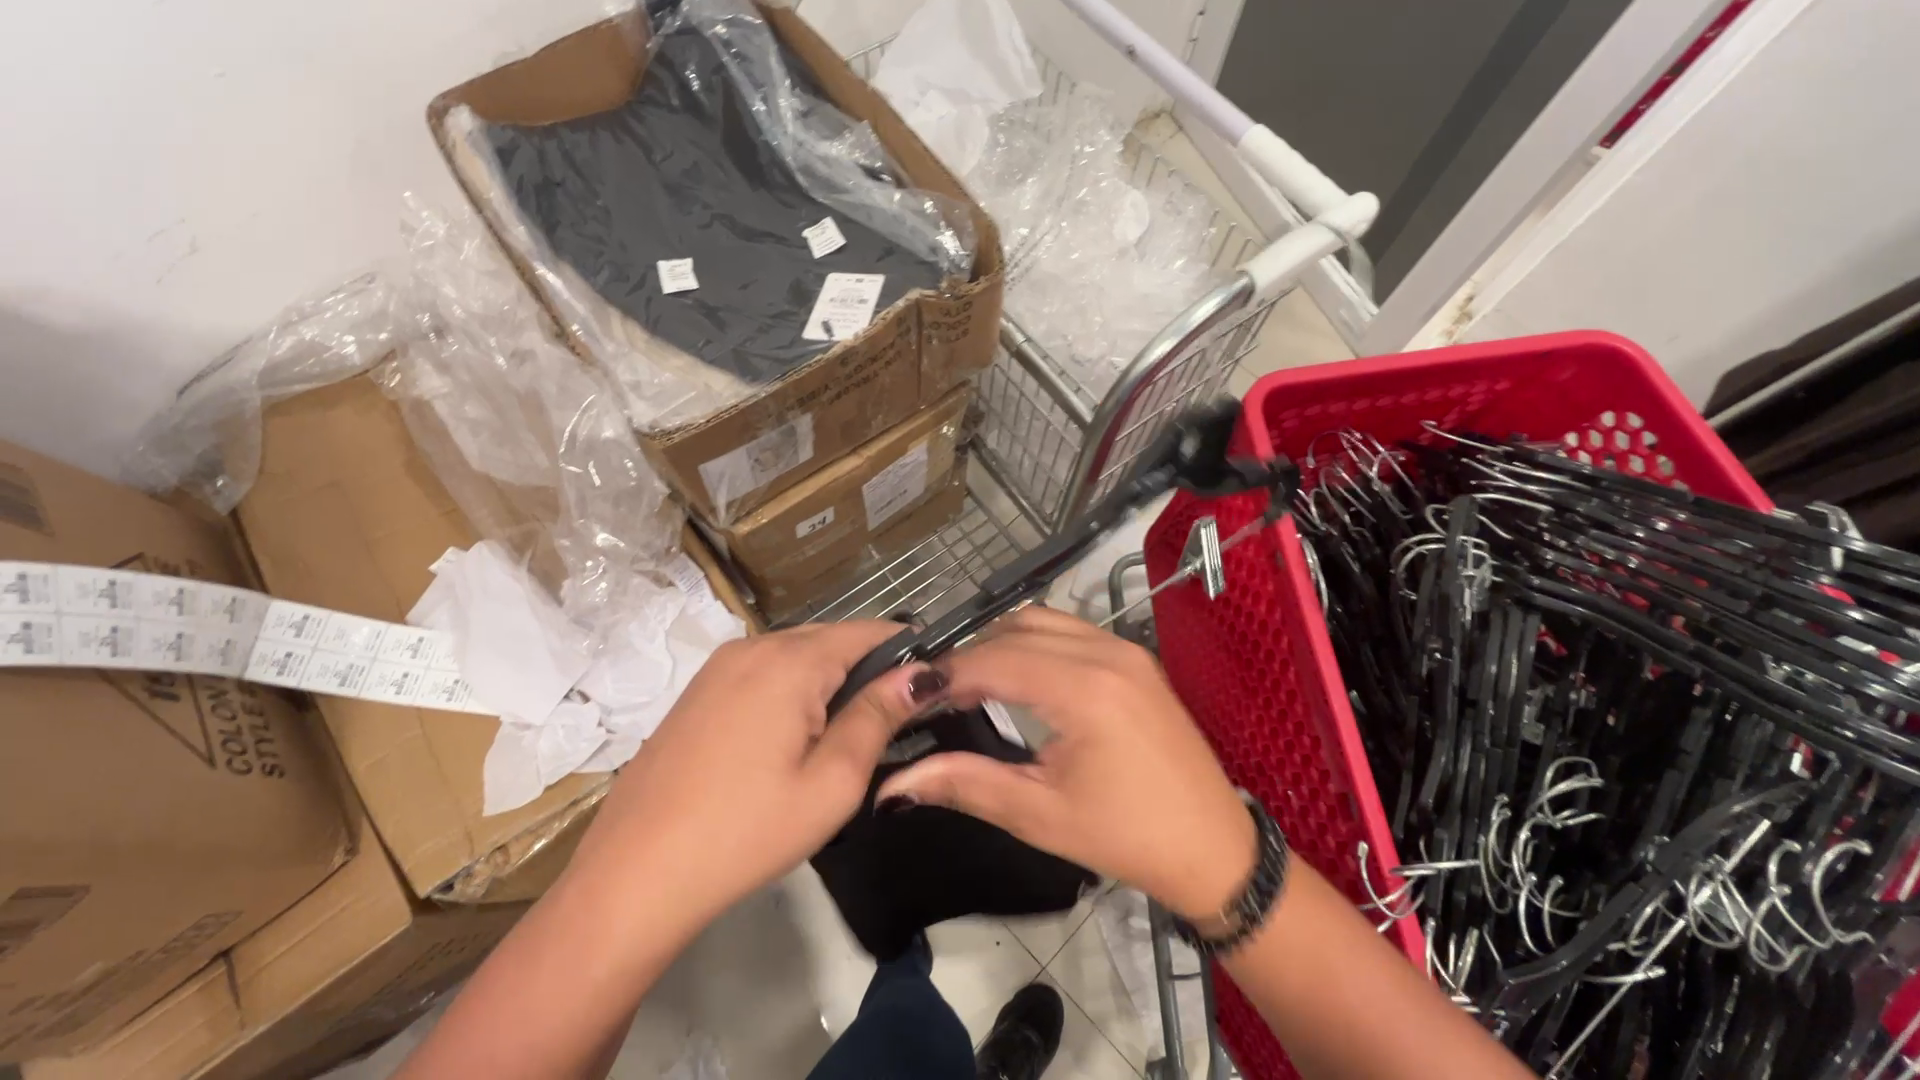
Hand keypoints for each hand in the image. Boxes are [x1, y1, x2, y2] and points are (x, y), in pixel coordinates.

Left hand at [567, 621, 937, 924]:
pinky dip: (791, 695)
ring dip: (829, 686)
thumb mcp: (832, 782)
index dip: (908, 653)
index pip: (870, 630)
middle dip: (868, 672)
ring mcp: (717, 668)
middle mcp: (752, 646)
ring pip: (796, 658)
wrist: (634, 874)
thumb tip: (919, 673)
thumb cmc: (747, 832)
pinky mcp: (697, 692)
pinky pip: (763, 675)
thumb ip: (878, 716)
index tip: (933, 691)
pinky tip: (790, 745)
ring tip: (843, 742)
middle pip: (832, 640)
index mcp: (790, 660)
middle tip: (891, 728)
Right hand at [876, 607, 1256, 921]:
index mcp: (1084, 689)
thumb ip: (965, 785)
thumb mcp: (1040, 815)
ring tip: (972, 687)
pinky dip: (1035, 644)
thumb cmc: (1126, 837)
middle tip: (937, 697)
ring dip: (1002, 644)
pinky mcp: (1137, 660)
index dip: (945, 675)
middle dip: (971, 656)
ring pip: (1044, 621)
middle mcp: (1107, 653)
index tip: (910, 698)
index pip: (994, 659)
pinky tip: (1019, 680)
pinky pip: (1072, 631)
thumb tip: (894, 783)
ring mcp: (1127, 650)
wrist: (1212, 848)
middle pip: (1015, 628)